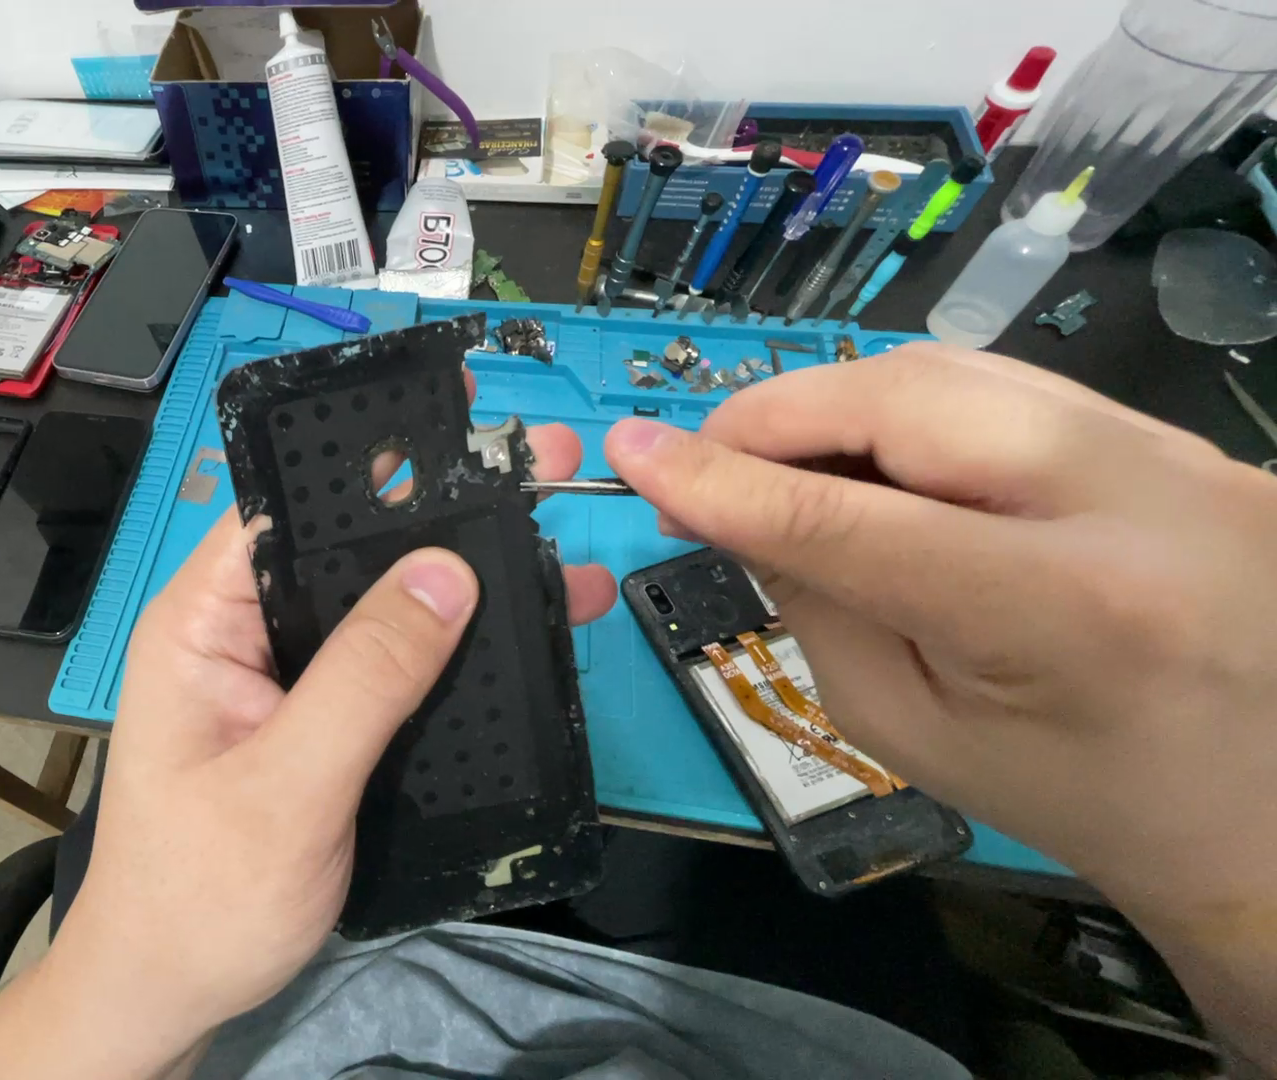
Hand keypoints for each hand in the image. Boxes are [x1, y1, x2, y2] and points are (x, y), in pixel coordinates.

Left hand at [43, 422, 613, 1070]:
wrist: (172, 993)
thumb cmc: (201, 897)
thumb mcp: (286, 785)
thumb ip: (363, 678)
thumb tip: (444, 571)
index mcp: (204, 619)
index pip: (283, 507)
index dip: (364, 460)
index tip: (449, 421)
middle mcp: (244, 629)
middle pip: (345, 548)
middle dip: (439, 512)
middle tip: (534, 473)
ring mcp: (287, 674)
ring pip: (380, 603)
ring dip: (461, 578)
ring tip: (556, 548)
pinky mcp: (321, 716)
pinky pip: (394, 661)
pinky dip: (455, 644)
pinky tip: (522, 631)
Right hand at [603, 343, 1276, 1064]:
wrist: (1258, 799)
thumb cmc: (1053, 786)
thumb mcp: (889, 714)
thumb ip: (804, 593)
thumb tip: (722, 502)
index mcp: (1065, 613)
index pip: (840, 518)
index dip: (715, 479)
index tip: (627, 452)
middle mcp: (1139, 499)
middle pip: (899, 397)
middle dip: (767, 420)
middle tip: (701, 470)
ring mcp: (1173, 448)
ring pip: (935, 369)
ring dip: (817, 409)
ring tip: (768, 468)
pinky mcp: (1166, 429)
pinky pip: (979, 383)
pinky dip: (879, 410)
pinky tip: (850, 461)